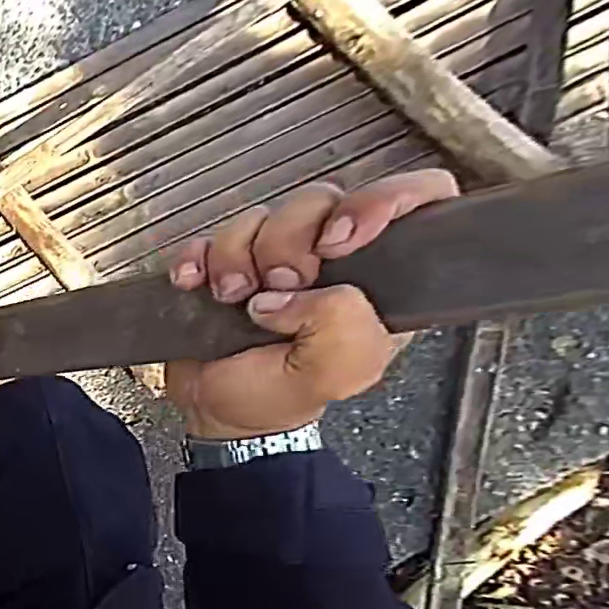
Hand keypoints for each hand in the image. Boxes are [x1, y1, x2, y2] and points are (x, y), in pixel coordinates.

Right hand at [164, 170, 459, 439]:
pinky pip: (204, 240)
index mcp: (378, 277)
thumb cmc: (278, 396)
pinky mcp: (218, 266)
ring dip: (234, 259)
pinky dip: (193, 260)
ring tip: (230, 299)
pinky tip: (192, 286)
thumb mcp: (336, 371)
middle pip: (318, 203)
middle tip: (273, 287)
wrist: (214, 412)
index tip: (335, 243)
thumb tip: (289, 294)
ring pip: (257, 219)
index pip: (416, 197)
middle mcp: (327, 258)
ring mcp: (267, 260)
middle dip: (286, 243)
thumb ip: (341, 323)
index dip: (378, 202)